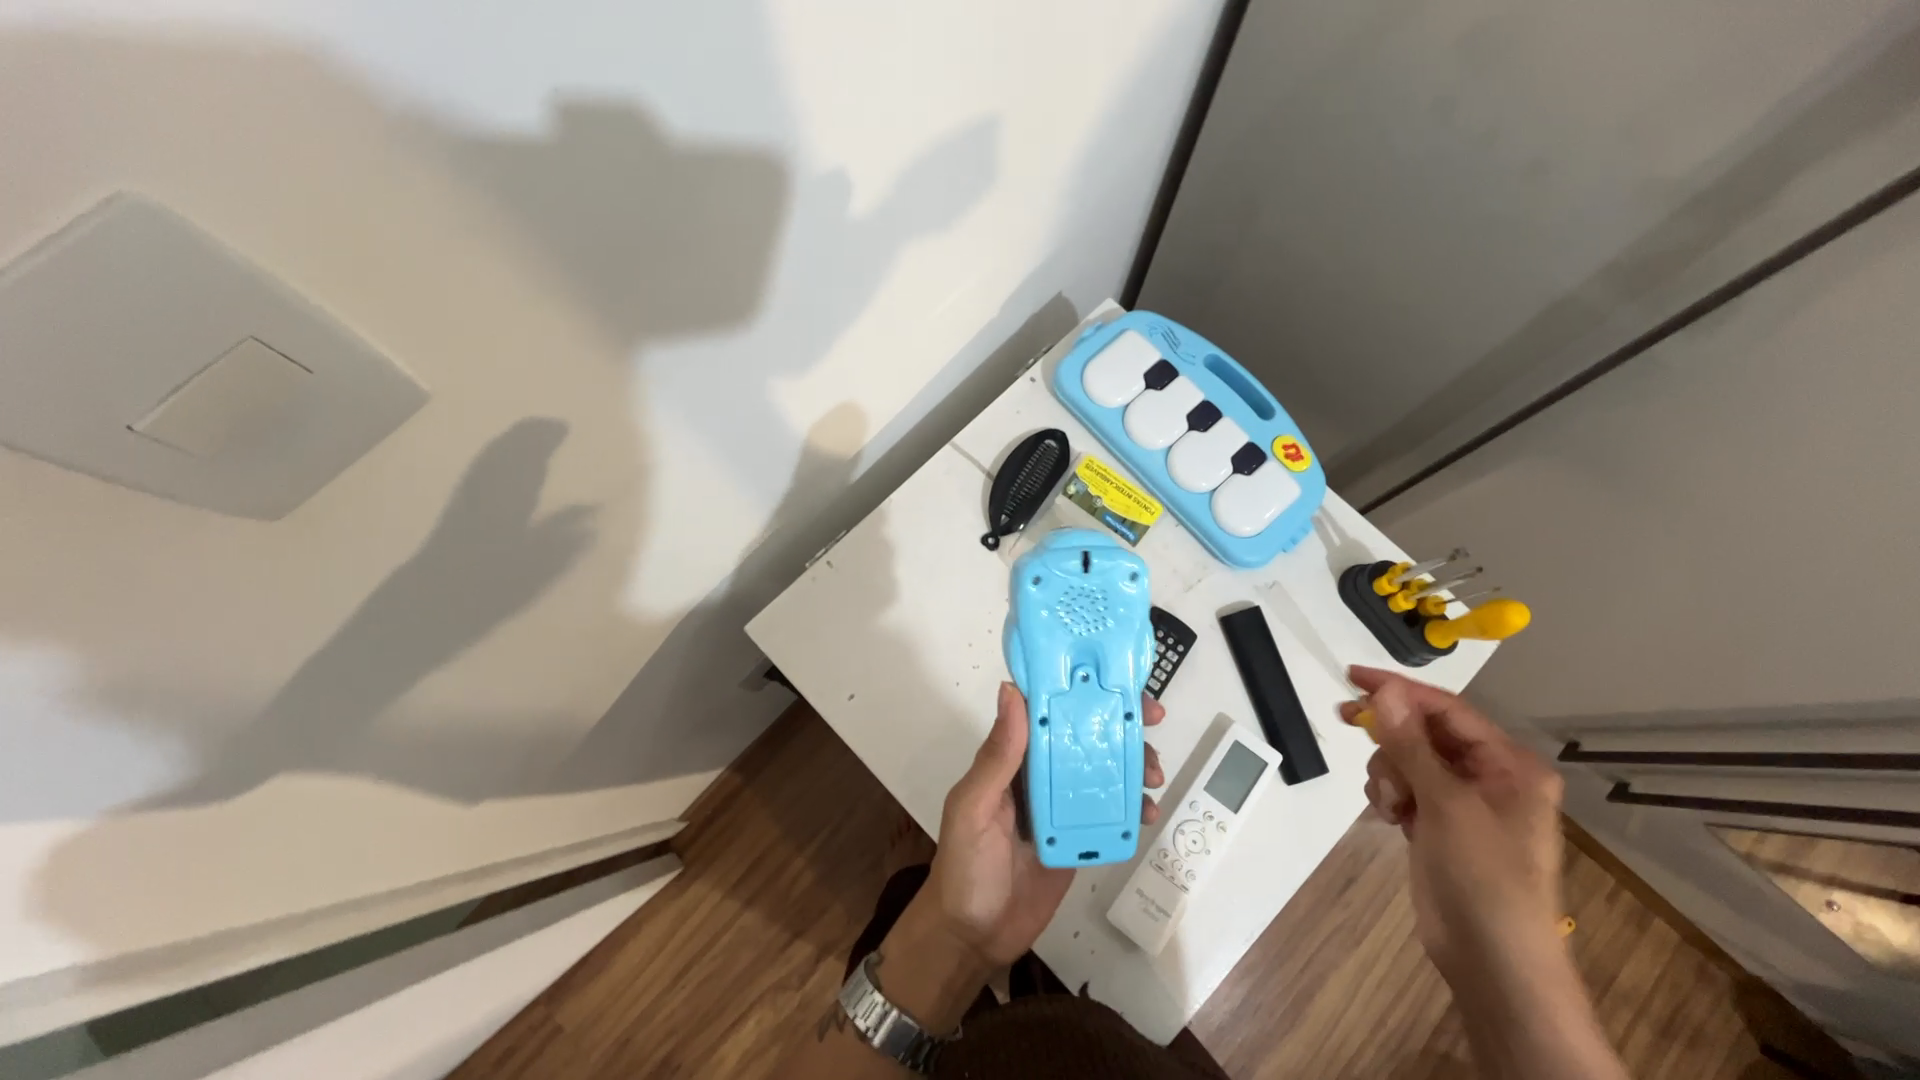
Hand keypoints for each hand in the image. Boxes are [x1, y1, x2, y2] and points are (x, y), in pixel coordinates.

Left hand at [924, 682, 1165, 966]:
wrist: (974, 936)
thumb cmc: (965, 866)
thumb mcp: (974, 807)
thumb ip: (997, 756)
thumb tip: (1011, 691)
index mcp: (1010, 760)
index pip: (1046, 713)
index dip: (1078, 691)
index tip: (1114, 681)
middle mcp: (1037, 777)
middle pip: (1083, 738)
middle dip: (1119, 725)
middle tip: (1151, 721)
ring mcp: (1060, 809)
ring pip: (1102, 773)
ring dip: (1132, 766)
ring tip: (1154, 775)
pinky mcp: (1078, 841)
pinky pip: (1109, 816)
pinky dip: (1132, 810)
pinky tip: (1148, 813)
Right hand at [1342, 666, 1564, 983]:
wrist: (1492, 959)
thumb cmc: (1484, 876)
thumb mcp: (1446, 803)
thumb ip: (1410, 744)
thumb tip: (1384, 692)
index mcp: (1509, 764)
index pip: (1447, 709)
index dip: (1399, 690)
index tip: (1352, 677)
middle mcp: (1489, 776)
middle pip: (1424, 732)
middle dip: (1390, 737)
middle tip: (1343, 718)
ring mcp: (1463, 803)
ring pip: (1407, 760)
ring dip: (1389, 774)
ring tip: (1392, 806)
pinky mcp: (1439, 827)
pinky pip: (1405, 789)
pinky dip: (1391, 796)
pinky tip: (1391, 818)